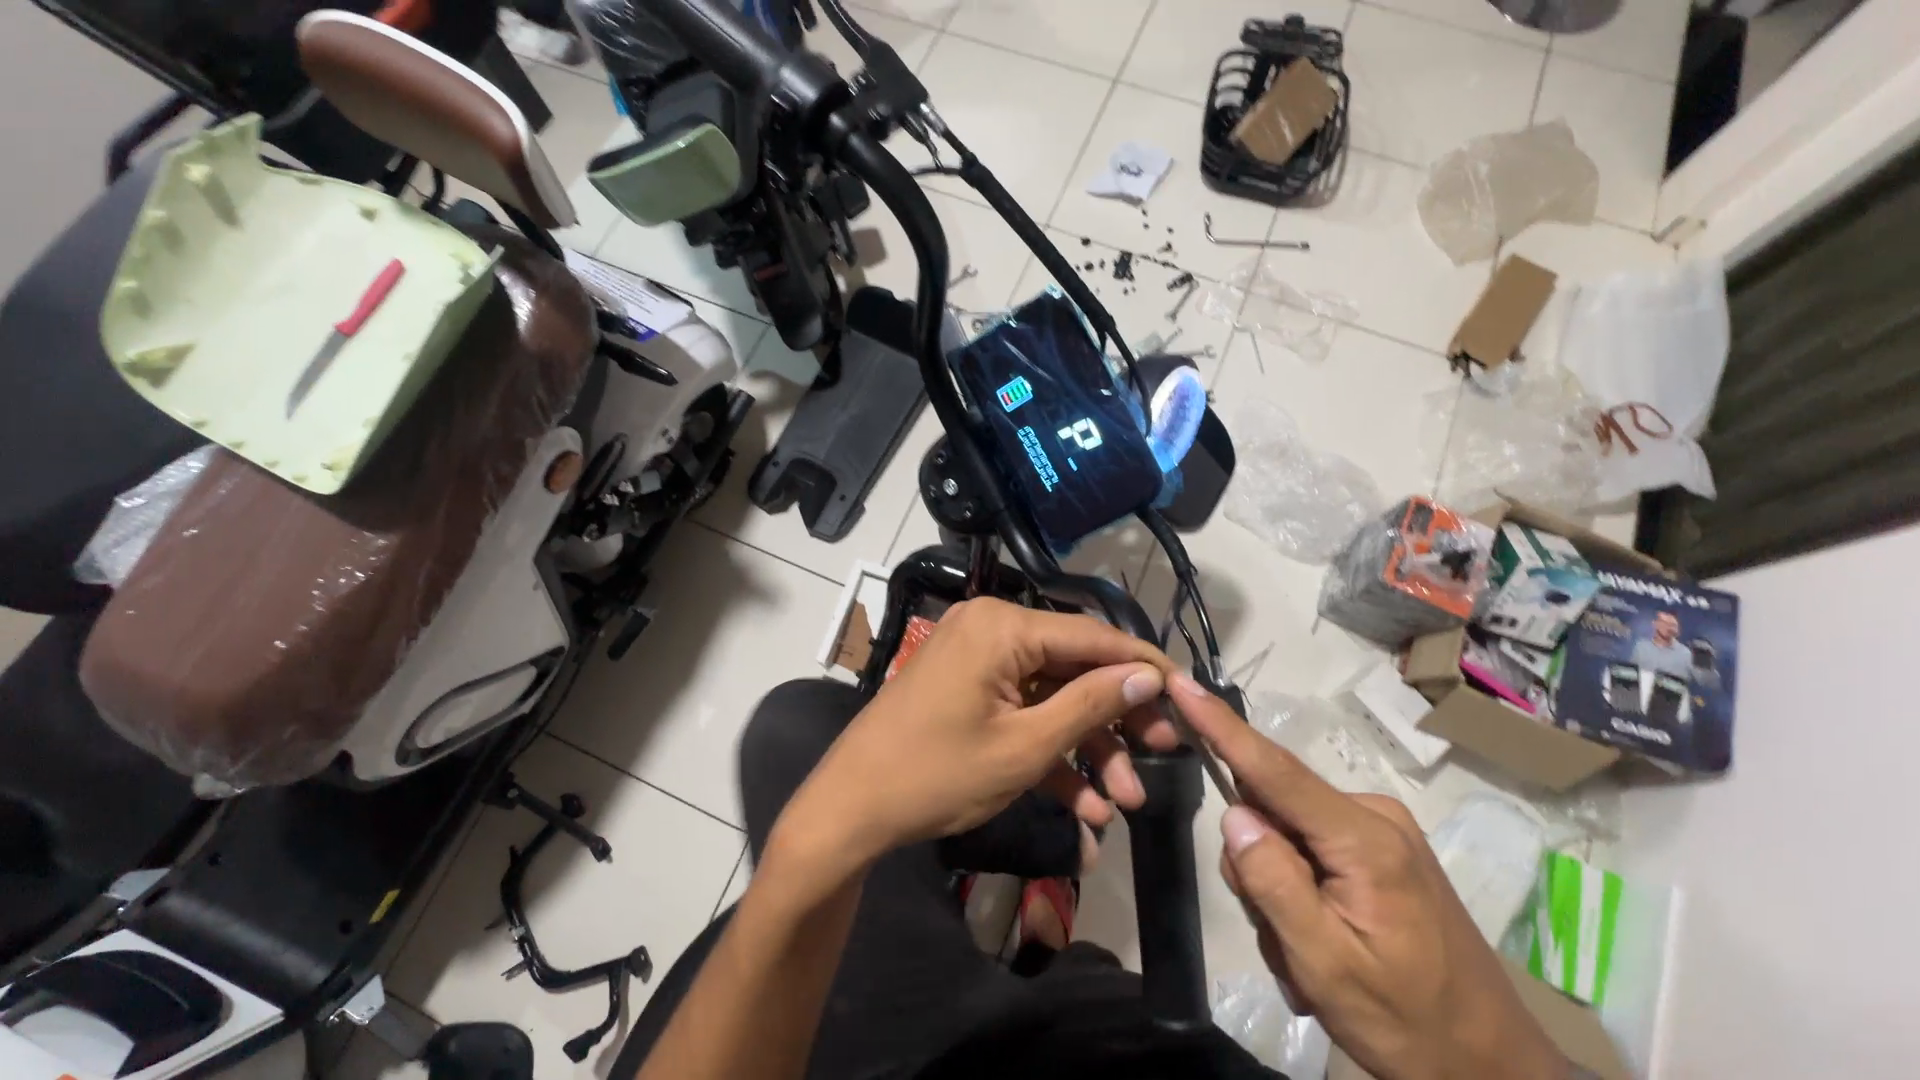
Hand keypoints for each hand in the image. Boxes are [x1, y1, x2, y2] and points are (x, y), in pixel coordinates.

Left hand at [771, 599, 1178, 873]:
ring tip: (1124, 802)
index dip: (1144, 668)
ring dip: (1087, 749)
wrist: (851, 810)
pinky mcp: (969, 693)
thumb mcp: (1024, 747)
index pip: (1094, 636)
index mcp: (1004, 628)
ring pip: (1052, 698)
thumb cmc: (937, 775)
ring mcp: (978, 663)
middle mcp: (992, 631)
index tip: (1189, 698)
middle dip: (1117, 721)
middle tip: (1162, 757)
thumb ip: (1090, 706)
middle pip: (1075, 668)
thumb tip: (1148, 676)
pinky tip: (1085, 810)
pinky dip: (1050, 755)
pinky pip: (1022, 713)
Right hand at [1172, 675, 1562, 1079]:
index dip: (1220, 726)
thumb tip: (1233, 813)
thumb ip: (1273, 883)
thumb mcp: (1324, 964)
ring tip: (1308, 955)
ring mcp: (1381, 832)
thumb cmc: (1407, 1021)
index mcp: (1362, 838)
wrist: (1492, 1064)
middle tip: (1282, 939)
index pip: (1273, 770)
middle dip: (1256, 868)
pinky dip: (1300, 893)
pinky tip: (1322, 944)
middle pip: (1271, 809)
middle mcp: (1373, 816)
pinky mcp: (1382, 851)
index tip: (1180, 683)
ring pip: (1285, 834)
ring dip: (1279, 892)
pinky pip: (1310, 850)